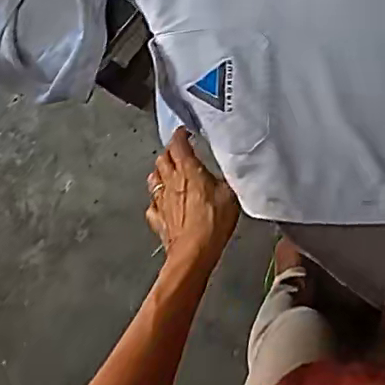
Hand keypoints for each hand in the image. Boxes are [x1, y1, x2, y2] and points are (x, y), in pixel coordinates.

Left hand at [147, 128, 239, 276]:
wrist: (193, 254)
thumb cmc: (214, 220)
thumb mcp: (231, 192)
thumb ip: (227, 175)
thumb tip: (231, 164)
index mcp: (189, 171)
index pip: (178, 145)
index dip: (180, 135)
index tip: (185, 131)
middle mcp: (171, 182)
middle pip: (162, 159)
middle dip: (170, 151)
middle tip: (181, 148)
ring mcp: (160, 201)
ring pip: (154, 178)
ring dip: (161, 170)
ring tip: (170, 169)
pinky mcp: (157, 219)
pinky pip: (152, 202)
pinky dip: (157, 196)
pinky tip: (164, 199)